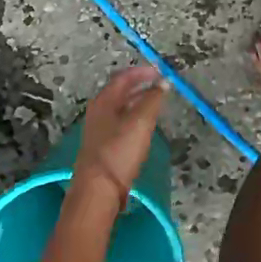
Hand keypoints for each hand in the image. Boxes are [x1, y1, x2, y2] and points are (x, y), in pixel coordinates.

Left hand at [72, 66, 168, 201]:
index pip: (123, 77)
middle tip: (160, 83)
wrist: (98, 191)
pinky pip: (121, 120)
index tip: (161, 70)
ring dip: (138, 99)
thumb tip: (163, 83)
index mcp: (104, 101)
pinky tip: (145, 123)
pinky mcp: (103, 145)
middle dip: (140, 83)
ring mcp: (99, 129)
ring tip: (156, 100)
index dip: (142, 71)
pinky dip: (134, 114)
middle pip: (120, 90)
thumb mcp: (141, 122)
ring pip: (121, 105)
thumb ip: (153, 99)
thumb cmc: (119, 151)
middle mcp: (98, 111)